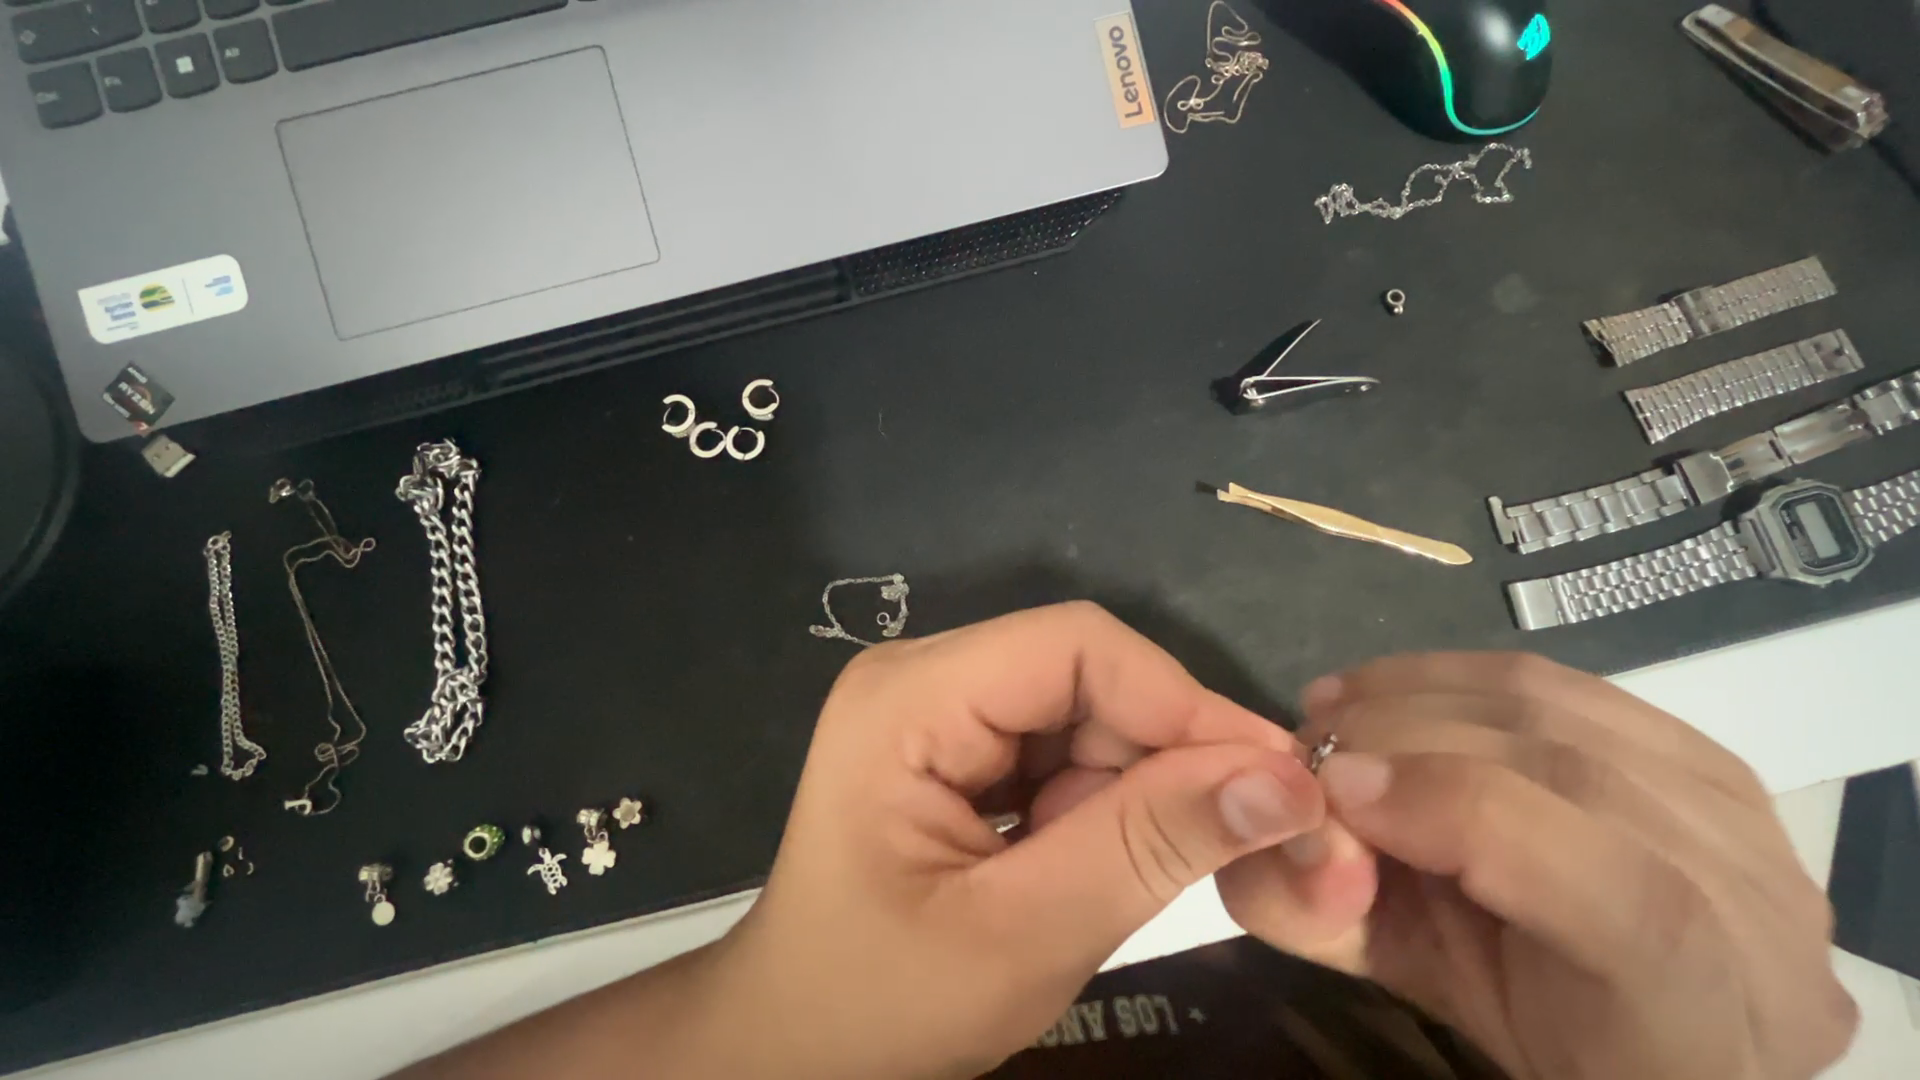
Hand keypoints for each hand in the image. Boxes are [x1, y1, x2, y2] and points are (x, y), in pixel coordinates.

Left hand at [697, 602, 1330, 1078]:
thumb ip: (1148, 846)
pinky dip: (1096, 804)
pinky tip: (1082, 861)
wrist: (797, 1040)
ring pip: (1082, 714)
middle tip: (1227, 841)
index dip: (1180, 699)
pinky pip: (1058, 748)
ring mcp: (936, 708)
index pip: (1074, 645)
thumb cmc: (883, 1002)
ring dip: (1127, 789)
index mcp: (908, 698)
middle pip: (1082, 675)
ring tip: (1119, 873)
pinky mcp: (956, 745)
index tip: (1274, 778)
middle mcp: (922, 677)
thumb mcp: (1024, 935)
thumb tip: (1281, 780)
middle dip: (1158, 755)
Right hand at [1218, 653, 1856, 1079]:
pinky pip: (1559, 681)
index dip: (1464, 816)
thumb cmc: (1511, 1005)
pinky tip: (1385, 689)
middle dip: (1405, 737)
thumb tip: (1302, 823)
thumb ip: (1321, 916)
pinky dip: (1450, 673)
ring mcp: (1745, 820)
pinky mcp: (1699, 751)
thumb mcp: (1397, 982)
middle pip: (1575, 775)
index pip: (1624, 901)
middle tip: (1311, 745)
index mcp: (1702, 1022)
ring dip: (1415, 693)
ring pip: (1562, 709)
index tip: (1332, 788)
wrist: (1616, 993)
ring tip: (1336, 711)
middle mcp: (1761, 913)